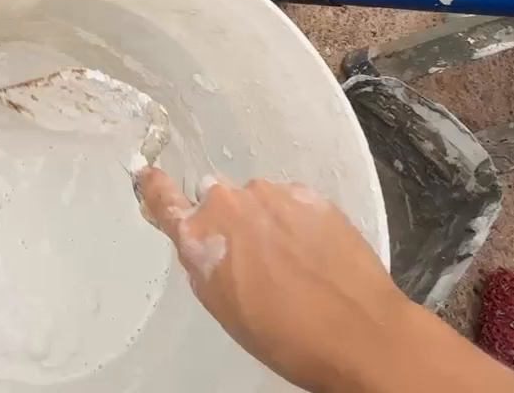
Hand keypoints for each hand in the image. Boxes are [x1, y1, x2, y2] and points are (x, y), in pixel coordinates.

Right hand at [136, 169, 513, 392]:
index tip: (149, 175)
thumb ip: (202, 261)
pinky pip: (291, 202)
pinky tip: (317, 255)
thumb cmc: (289, 338)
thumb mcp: (225, 307)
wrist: (365, 337)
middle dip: (228, 220)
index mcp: (198, 233)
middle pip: (215, 200)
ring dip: (265, 221)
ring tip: (294, 263)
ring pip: (256, 200)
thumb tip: (199, 238)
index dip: (153, 186)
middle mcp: (226, 201)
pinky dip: (298, 222)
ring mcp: (269, 194)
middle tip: (254, 259)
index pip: (160, 195)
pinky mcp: (309, 195)